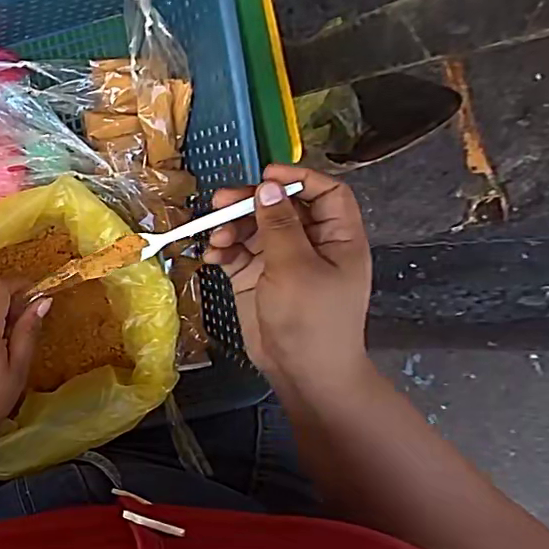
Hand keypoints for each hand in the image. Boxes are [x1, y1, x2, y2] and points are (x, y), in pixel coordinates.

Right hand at [202, 165, 372, 393]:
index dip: (298, 179)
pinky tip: (212, 255)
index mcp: (337, 238)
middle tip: (220, 202)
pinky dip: (224, 251)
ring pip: (255, 230)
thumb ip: (279, 225)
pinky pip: (238, 255)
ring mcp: (282, 263)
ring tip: (214, 237)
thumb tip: (268, 186)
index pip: (325, 194)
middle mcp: (310, 245)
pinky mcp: (257, 280)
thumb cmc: (311, 320)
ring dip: (232, 228)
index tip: (266, 176)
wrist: (302, 372)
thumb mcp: (296, 267)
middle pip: (281, 209)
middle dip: (251, 203)